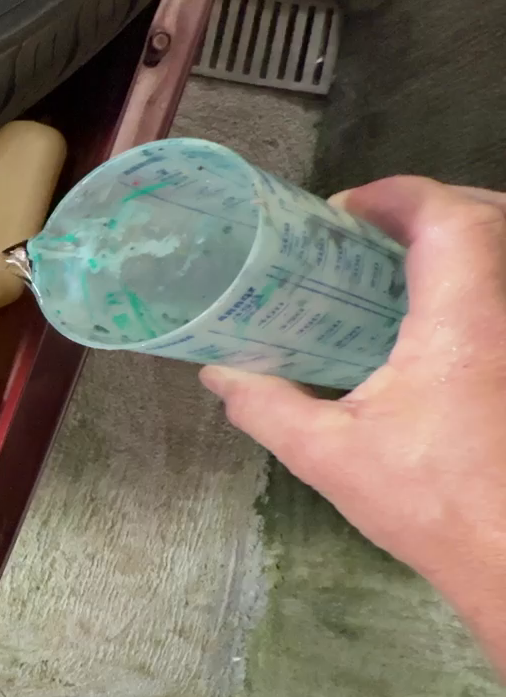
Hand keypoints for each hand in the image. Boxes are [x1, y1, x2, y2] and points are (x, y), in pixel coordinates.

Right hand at [200, 176, 505, 663]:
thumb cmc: (429, 501)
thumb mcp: (322, 453)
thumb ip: (263, 405)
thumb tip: (218, 373)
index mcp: (466, 328)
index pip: (456, 224)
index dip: (401, 196)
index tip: (344, 206)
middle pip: (499, 222)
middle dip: (434, 208)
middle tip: (362, 231)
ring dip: (461, 241)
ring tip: (393, 263)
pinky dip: (476, 280)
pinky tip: (429, 314)